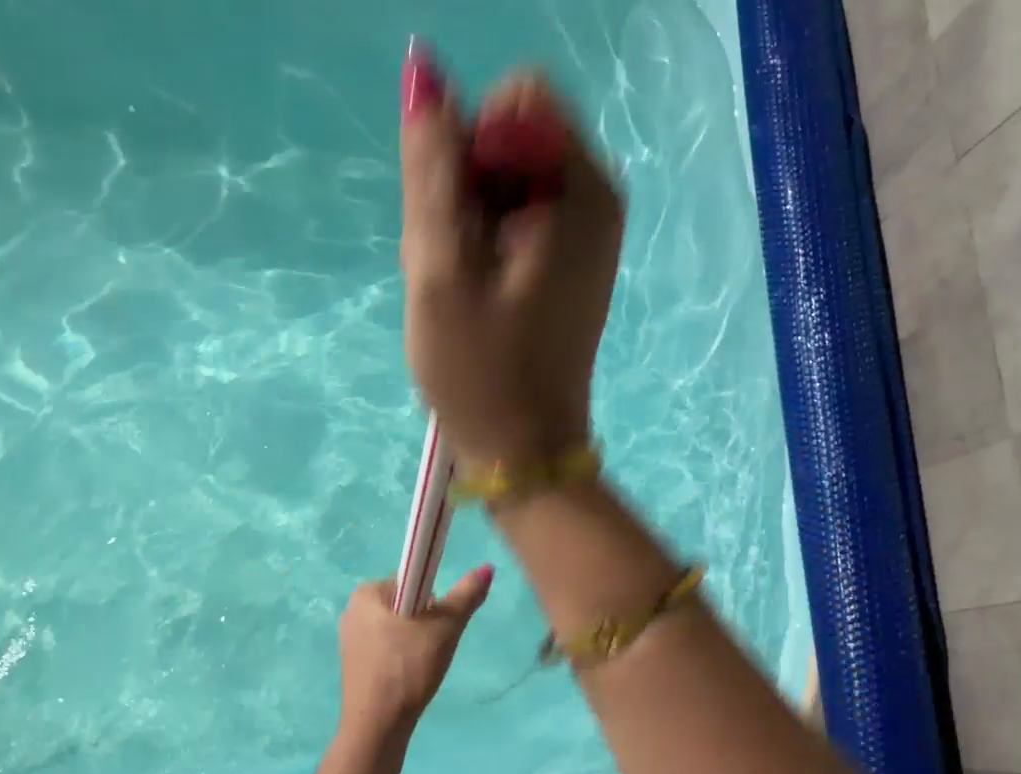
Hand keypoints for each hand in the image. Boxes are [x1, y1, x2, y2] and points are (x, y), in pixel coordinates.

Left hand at [339, 565, 493, 734]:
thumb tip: (488, 568)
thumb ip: (466, 596)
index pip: (412, 580)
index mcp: (366, 592)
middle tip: (432, 649)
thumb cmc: (408, 668)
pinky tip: (407, 678)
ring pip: (397, 628)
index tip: (437, 626)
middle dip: (424, 624)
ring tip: (420, 667)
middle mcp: (352, 610)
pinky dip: (401, 658)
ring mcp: (349, 638)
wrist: (377, 725)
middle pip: (405, 604)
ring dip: (415, 643)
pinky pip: (385, 649)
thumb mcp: (444, 629)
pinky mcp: (353, 663)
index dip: (433, 601)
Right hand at [398, 45, 624, 467]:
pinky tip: (474, 292)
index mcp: (578, 189)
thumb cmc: (478, 371)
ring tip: (460, 286)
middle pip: (512, 139)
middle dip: (465, 188)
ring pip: (507, 179)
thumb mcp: (439, 269)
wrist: (523, 451)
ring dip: (468, 219)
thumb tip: (424, 75)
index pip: (514, 103)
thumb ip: (431, 170)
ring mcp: (590, 228)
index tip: (455, 222)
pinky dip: (485, 241)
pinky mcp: (575, 257)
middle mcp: (596, 195)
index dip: (468, 150)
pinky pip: (518, 214)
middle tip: (452, 264)